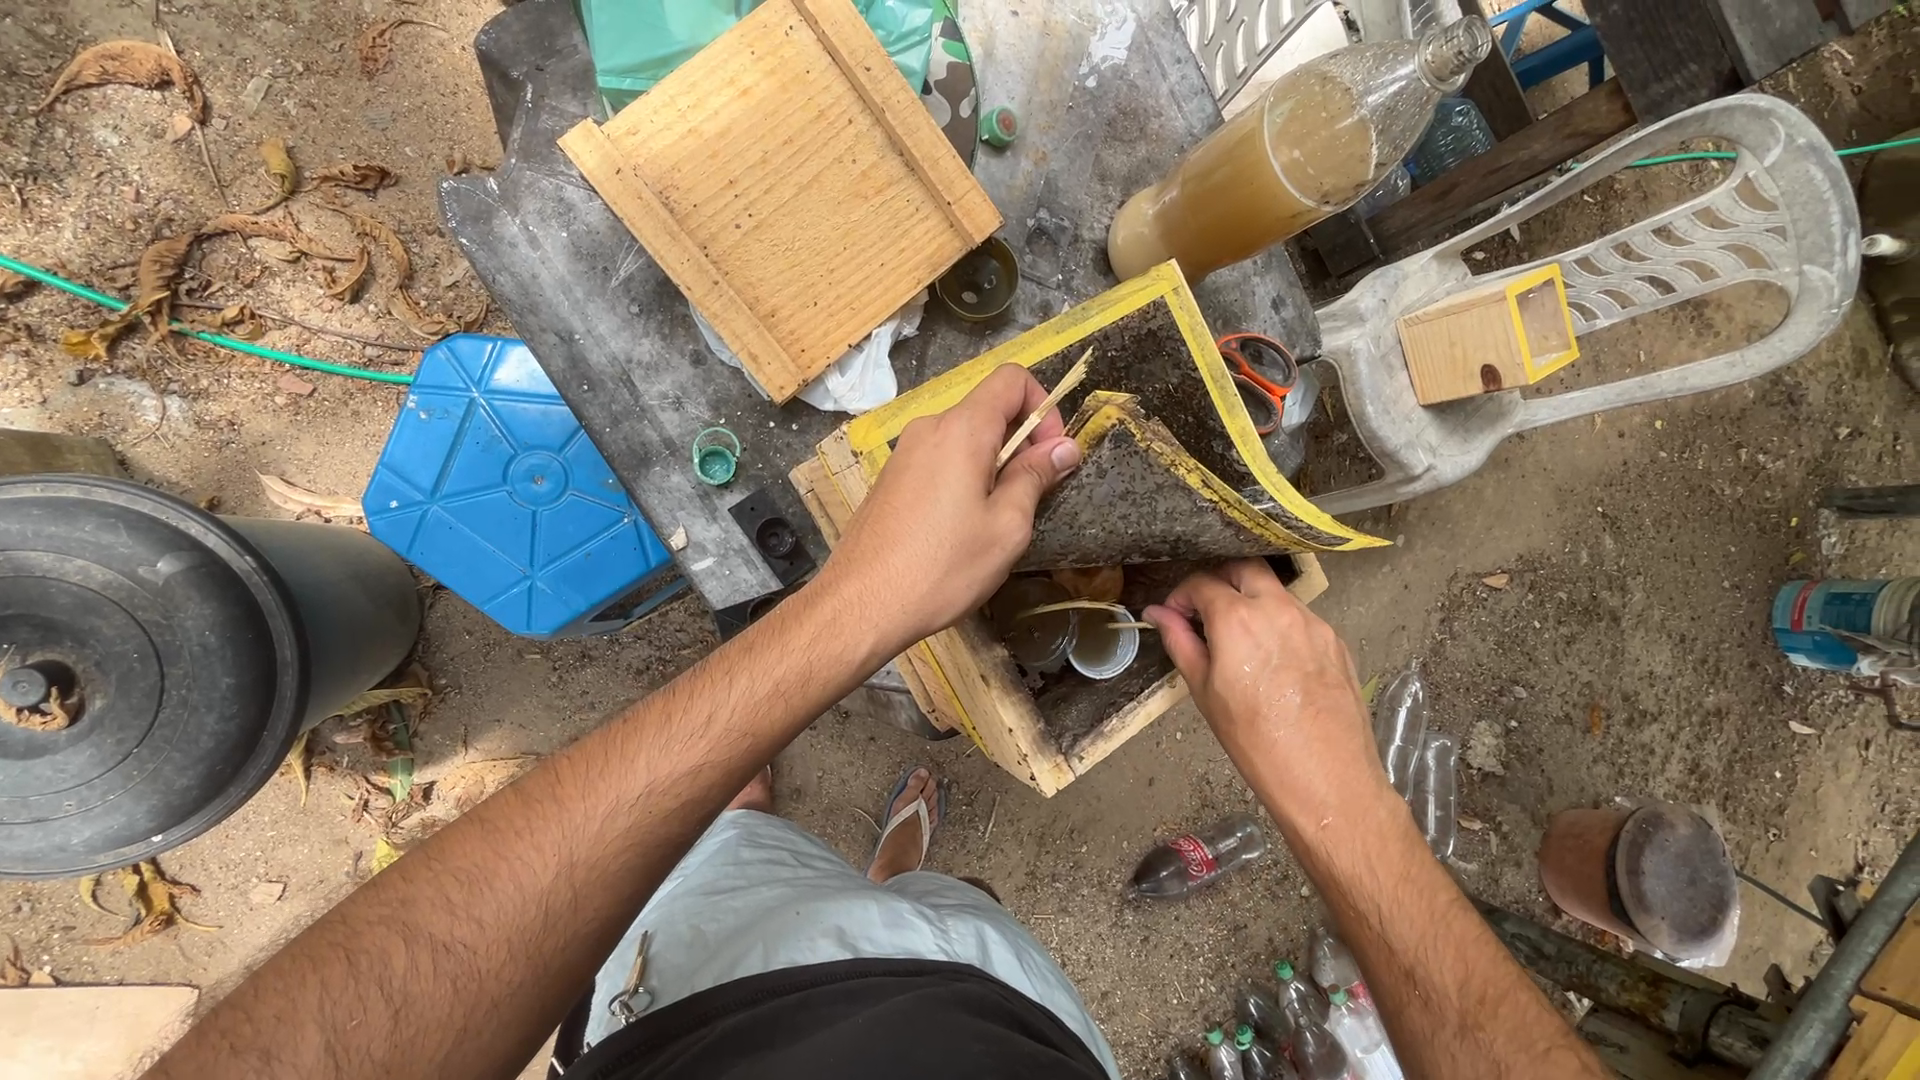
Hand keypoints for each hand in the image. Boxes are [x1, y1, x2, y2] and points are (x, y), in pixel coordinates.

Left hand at [825, 364, 1082, 644]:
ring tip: (997, 518)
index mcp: (961, 430)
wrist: (861, 605)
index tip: (1051, 454)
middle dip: (1020, 441)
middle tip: (1032, 495)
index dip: (1043, 407)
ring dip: (993, 464)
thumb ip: (1035, 477)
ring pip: (963, 439)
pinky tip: (961, 527)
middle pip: (987, 410)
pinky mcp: (891, 479)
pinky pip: (939, 461)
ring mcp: (904, 454)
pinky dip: (963, 478)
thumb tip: (1064, 447)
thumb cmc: (942, 567)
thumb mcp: (1006, 527)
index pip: (1012, 379)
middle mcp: (929, 429)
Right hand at [1142, 559, 1388, 824]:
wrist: (1326, 775)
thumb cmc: (1254, 739)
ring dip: (1252, 600)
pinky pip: (1300, 617)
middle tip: (1206, 608)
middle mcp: (1278, 608)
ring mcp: (1312, 622)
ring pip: (1276, 591)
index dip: (1182, 595)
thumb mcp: (1203, 690)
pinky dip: (1279, 623)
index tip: (1175, 614)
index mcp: (1237, 619)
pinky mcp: (1335, 640)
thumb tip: (1158, 612)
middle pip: (1245, 568)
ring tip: (1240, 639)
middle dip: (1220, 579)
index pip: (1202, 583)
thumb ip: (1180, 642)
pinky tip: (1273, 659)